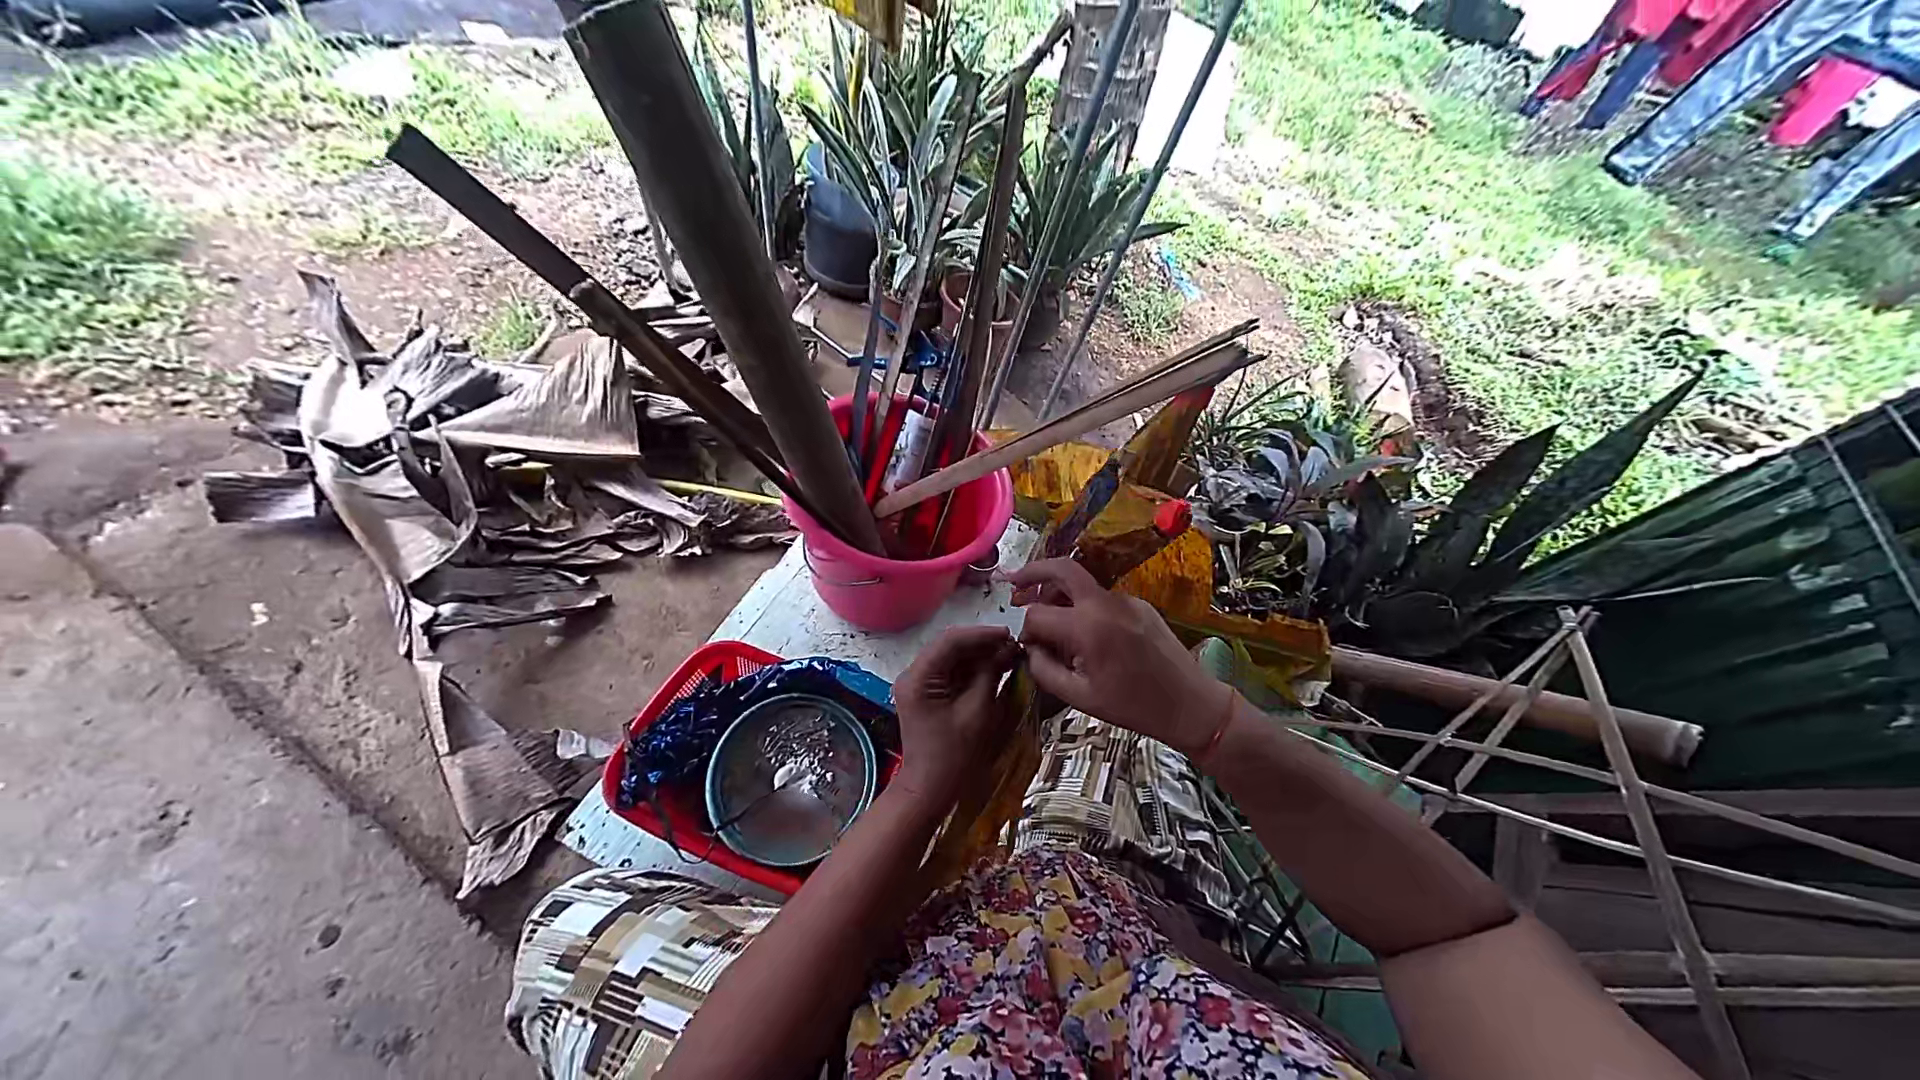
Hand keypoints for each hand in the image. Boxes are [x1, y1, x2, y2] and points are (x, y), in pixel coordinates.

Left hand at [891, 625, 1019, 804]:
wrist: (930, 789)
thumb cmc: (954, 756)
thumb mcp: (978, 712)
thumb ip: (990, 675)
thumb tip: (1007, 650)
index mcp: (919, 678)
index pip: (951, 641)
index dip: (982, 634)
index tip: (1010, 635)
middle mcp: (913, 675)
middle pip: (950, 647)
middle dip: (983, 645)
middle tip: (1014, 647)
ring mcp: (918, 684)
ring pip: (952, 658)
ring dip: (980, 656)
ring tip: (1010, 656)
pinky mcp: (926, 693)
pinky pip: (951, 672)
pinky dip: (973, 669)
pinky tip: (996, 669)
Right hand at [1010, 558, 1231, 755]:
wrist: (1189, 704)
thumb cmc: (1133, 706)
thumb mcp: (1079, 696)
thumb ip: (1044, 669)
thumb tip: (1030, 648)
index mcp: (1088, 627)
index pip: (1038, 613)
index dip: (1025, 628)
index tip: (1027, 645)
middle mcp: (1106, 603)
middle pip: (1061, 568)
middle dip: (1032, 572)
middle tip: (1013, 585)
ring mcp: (1125, 600)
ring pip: (1081, 582)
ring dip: (1058, 592)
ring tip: (1049, 616)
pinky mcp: (1139, 604)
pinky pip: (1102, 598)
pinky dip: (1083, 606)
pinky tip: (1086, 634)